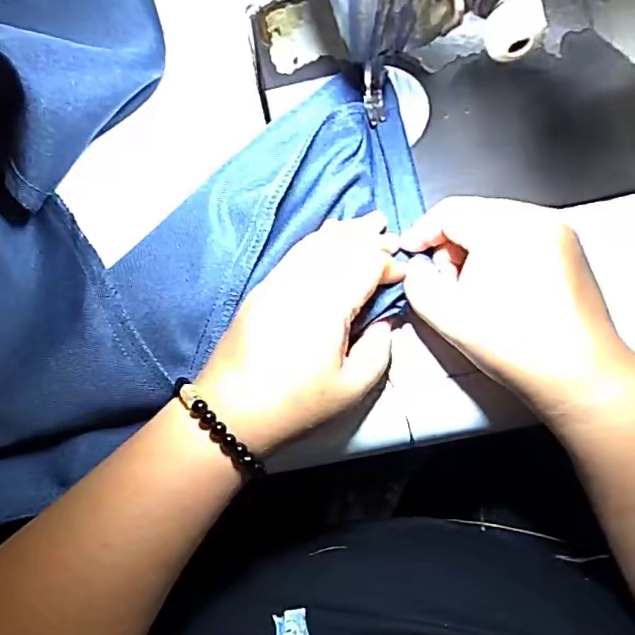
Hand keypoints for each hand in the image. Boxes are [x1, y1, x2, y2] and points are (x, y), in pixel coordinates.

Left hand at [196, 214, 402, 452]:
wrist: (231, 410)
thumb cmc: (294, 404)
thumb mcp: (351, 388)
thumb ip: (378, 350)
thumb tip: (383, 321)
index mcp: (326, 308)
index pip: (363, 265)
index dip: (387, 264)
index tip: (402, 274)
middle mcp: (301, 285)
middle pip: (340, 247)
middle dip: (367, 238)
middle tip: (390, 233)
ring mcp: (278, 283)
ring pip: (316, 244)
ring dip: (344, 233)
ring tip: (365, 223)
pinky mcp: (263, 289)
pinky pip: (295, 252)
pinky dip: (317, 240)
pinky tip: (328, 236)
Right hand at [399, 197, 634, 424]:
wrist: (579, 373)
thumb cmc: (514, 344)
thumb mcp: (446, 315)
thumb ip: (417, 282)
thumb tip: (419, 267)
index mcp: (506, 226)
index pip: (450, 212)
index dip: (421, 232)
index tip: (408, 255)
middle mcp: (538, 217)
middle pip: (476, 214)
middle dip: (450, 244)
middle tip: (441, 280)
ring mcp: (560, 232)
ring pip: (500, 225)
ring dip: (475, 250)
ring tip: (470, 289)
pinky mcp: (572, 250)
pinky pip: (524, 238)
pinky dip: (502, 255)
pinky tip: (499, 290)